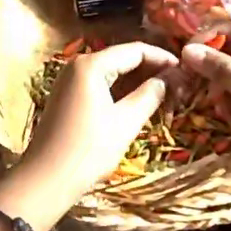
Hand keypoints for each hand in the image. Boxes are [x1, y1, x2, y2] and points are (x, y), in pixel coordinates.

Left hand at [0, 42, 176, 228]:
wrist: (44, 181)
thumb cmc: (88, 150)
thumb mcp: (126, 122)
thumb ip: (152, 93)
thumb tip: (174, 77)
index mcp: (92, 64)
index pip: (136, 50)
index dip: (163, 58)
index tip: (186, 69)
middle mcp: (78, 65)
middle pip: (123, 58)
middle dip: (151, 69)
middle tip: (179, 84)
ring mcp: (70, 80)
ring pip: (112, 72)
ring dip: (137, 81)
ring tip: (165, 94)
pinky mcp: (67, 96)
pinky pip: (100, 84)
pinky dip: (121, 90)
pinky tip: (139, 102)